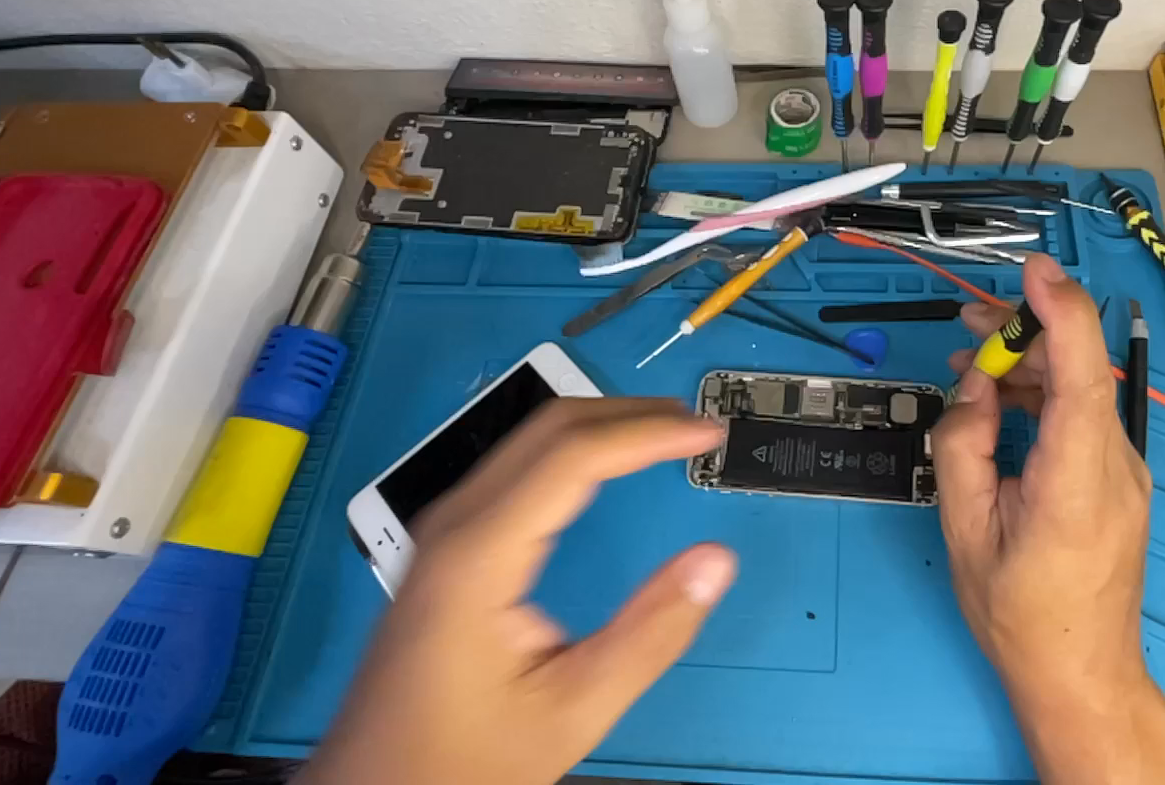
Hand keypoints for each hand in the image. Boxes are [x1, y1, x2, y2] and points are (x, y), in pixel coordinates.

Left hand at [301, 399, 734, 784]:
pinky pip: (522, 461)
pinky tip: (611, 461)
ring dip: (606, 423)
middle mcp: (457, 520)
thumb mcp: (572, 711)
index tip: (706, 433)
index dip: (648, 432)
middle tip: (695, 426)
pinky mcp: (450, 537)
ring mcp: (447, 524)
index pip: (574, 455)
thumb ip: (651, 633)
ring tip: (667, 434)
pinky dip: (579, 446)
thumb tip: (717, 559)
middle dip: (632, 414)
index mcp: (480, 554)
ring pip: (534, 435)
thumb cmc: (465, 759)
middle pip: (552, 426)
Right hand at [936, 255, 1164, 783]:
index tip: (1034, 272)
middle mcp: (1114, 467)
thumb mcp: (965, 529)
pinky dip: (1041, 394)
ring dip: (1028, 363)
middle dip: (1027, 331)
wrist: (1081, 675)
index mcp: (1075, 483)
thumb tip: (973, 387)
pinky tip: (998, 398)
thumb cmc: (1018, 613)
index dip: (1063, 315)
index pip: (1084, 378)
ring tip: (969, 359)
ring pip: (1081, 388)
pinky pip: (1081, 416)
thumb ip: (962, 445)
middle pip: (1082, 370)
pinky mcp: (1117, 477)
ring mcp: (1124, 471)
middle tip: (969, 321)